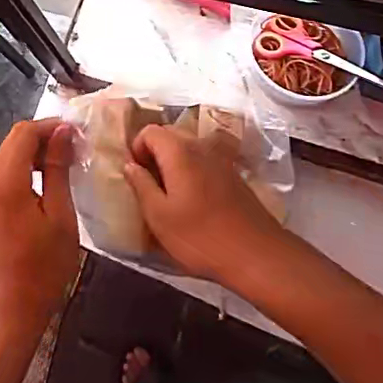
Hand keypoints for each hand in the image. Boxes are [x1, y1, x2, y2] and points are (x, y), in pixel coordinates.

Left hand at [0, 118, 79, 326]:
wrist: (13, 309)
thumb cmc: (43, 265)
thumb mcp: (60, 213)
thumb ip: (59, 168)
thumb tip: (64, 131)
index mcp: (6, 180)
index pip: (25, 132)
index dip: (52, 126)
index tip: (80, 134)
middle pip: (16, 138)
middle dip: (46, 135)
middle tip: (78, 146)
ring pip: (12, 152)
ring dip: (39, 149)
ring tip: (69, 159)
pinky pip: (9, 169)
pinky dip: (30, 164)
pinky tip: (53, 177)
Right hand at [123, 124, 293, 284]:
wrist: (253, 251)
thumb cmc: (200, 236)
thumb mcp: (159, 217)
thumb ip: (141, 185)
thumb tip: (129, 165)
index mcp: (179, 151)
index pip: (150, 130)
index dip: (136, 148)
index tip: (135, 176)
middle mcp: (200, 145)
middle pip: (169, 134)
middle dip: (153, 153)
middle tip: (148, 185)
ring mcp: (220, 156)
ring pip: (188, 146)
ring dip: (173, 161)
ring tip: (168, 194)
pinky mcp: (232, 171)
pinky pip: (203, 158)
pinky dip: (191, 169)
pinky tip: (192, 199)